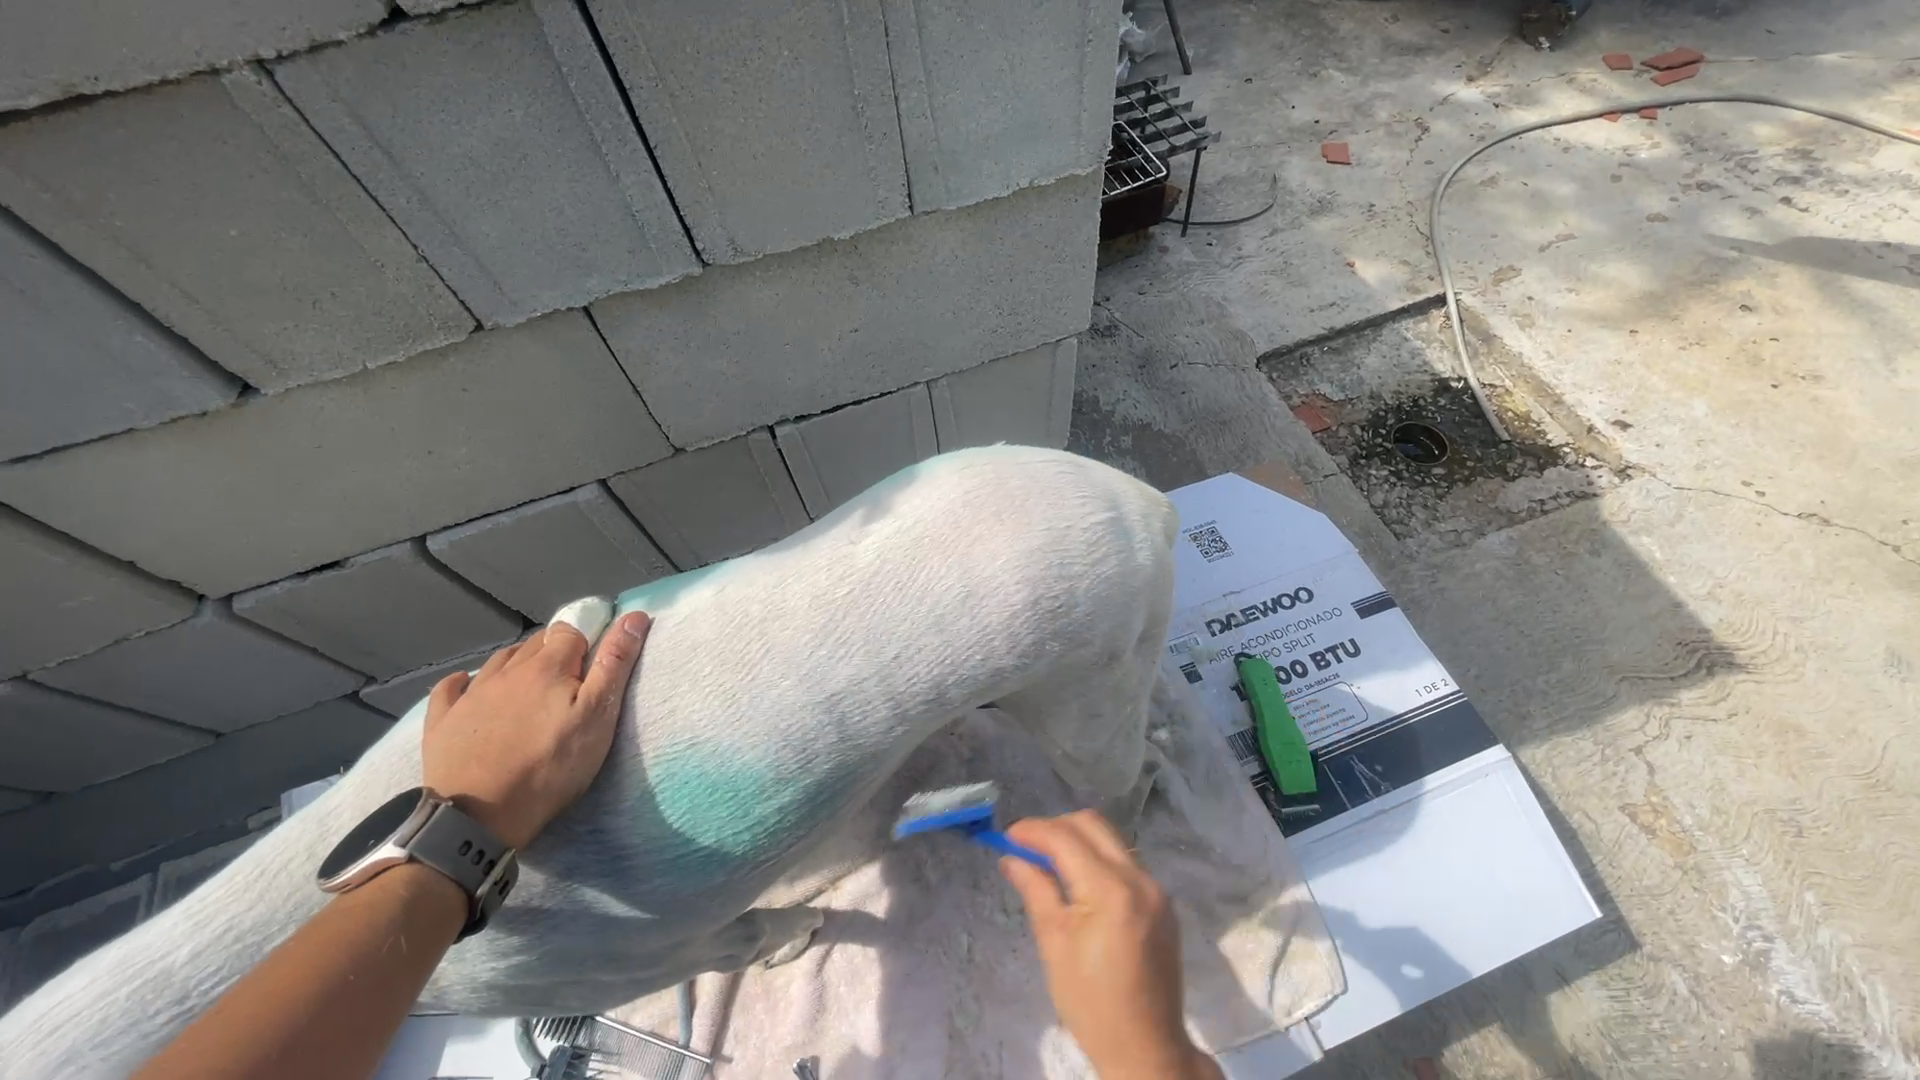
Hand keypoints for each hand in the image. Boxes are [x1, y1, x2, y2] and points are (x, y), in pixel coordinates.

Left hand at [421, 611, 651, 848]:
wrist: (479, 817)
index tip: (595, 661)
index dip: (585, 640)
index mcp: (547, 667)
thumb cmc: (551, 766)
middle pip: (534, 644)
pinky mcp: (442, 721)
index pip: (569, 631)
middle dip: (554, 650)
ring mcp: (471, 695)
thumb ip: (614, 664)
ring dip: (517, 662)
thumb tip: (633, 616)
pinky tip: (468, 687)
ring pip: (498, 661)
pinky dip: (463, 682)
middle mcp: (506, 671)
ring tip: (530, 683)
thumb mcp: (597, 716)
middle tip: (570, 677)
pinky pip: (451, 688)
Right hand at [1000, 811, 1222, 1079]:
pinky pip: (1126, 862)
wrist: (1146, 1049)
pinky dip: (1099, 859)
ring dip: (1078, 840)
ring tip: (1048, 864)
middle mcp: (1140, 879)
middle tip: (1027, 847)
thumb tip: (1011, 857)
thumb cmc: (1091, 1003)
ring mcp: (1157, 890)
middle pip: (1093, 825)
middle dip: (1056, 827)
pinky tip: (1079, 883)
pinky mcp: (1163, 903)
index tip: (1007, 836)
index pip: (1066, 838)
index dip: (1033, 830)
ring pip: (1112, 840)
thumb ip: (1036, 890)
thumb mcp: (1054, 944)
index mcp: (1111, 891)